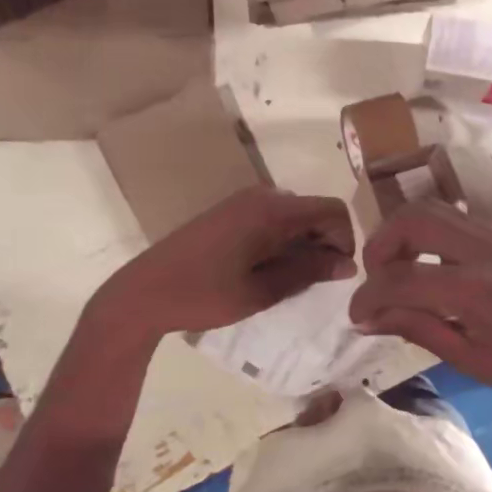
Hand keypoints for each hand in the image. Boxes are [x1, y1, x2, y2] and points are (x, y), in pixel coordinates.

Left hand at [95, 186, 356, 337]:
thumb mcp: (261, 291)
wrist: (143, 292)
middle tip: (307, 286)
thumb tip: (347, 265)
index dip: (344, 242)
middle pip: (312, 212)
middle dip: (322, 246)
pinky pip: (269, 221)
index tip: (334, 277)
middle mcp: (260, 196)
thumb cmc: (203, 295)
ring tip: (282, 283)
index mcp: (272, 210)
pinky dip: (278, 243)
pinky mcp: (226, 213)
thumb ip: (307, 273)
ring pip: (291, 218)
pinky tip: (261, 272)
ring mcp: (240, 202)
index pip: (332, 211)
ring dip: (299, 247)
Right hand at [348, 202, 491, 407]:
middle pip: (414, 220)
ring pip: (431, 210)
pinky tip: (419, 265)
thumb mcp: (464, 357)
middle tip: (374, 279)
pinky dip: (422, 235)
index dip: (369, 295)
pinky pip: (450, 219)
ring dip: (399, 235)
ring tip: (393, 270)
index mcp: (483, 293)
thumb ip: (412, 327)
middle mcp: (491, 252)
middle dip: (380, 247)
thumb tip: (364, 319)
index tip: (357, 314)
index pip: (404, 277)